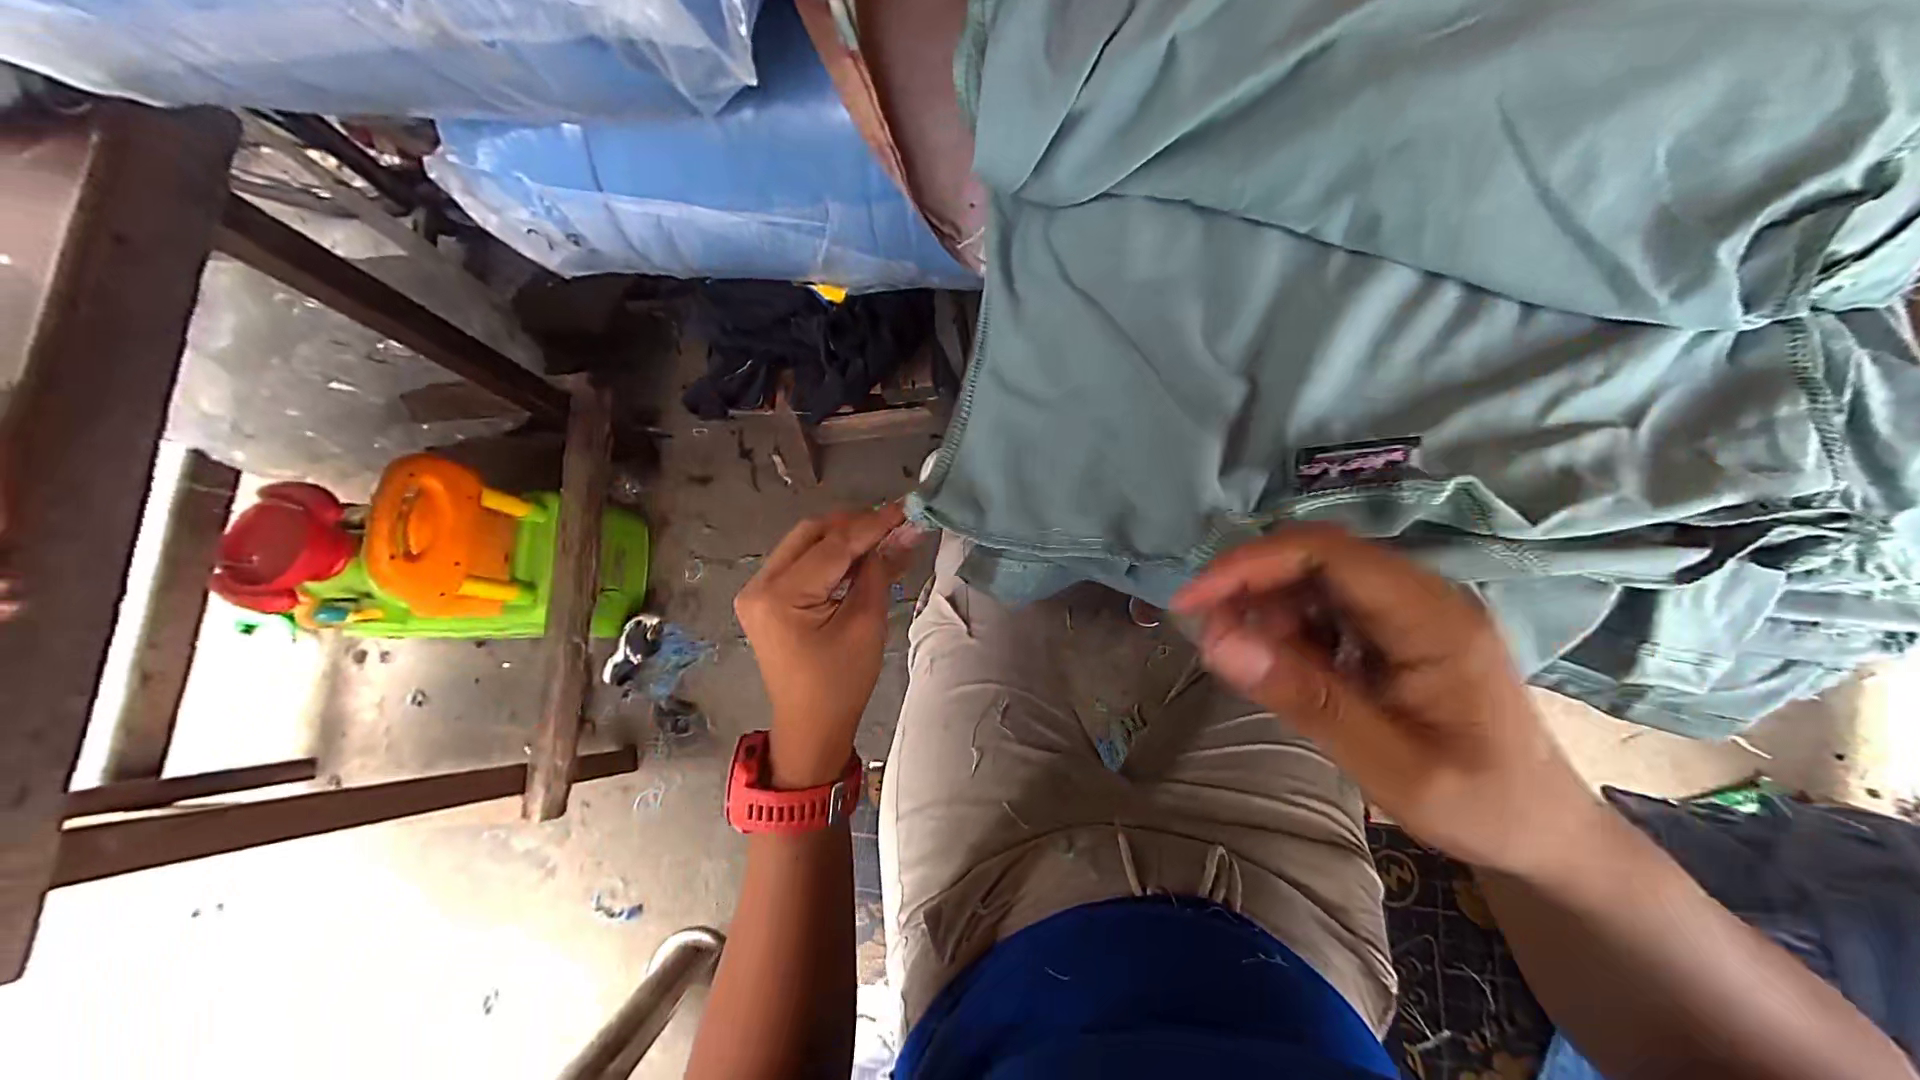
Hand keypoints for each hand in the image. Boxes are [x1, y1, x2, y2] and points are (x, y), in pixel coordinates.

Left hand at [734, 504, 924, 787]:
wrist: (811, 727)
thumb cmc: (840, 684)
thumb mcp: (867, 624)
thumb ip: (881, 570)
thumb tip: (907, 531)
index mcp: (779, 595)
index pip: (832, 545)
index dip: (872, 524)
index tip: (906, 508)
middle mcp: (759, 585)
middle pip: (811, 534)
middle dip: (855, 525)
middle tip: (895, 523)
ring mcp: (758, 591)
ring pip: (805, 544)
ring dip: (844, 538)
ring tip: (884, 537)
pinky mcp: (767, 599)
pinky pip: (801, 563)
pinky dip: (831, 556)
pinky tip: (860, 557)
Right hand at [1172, 524, 1603, 875]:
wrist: (1546, 833)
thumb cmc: (1480, 806)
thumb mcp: (1388, 766)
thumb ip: (1305, 699)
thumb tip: (1216, 642)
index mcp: (1432, 619)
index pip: (1326, 554)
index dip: (1249, 566)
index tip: (1192, 603)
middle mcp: (1422, 597)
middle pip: (1315, 557)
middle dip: (1250, 588)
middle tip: (1210, 638)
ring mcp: (1411, 610)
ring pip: (1314, 578)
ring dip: (1268, 611)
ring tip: (1253, 664)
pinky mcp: (1399, 628)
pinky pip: (1328, 605)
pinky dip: (1290, 629)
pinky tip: (1287, 668)